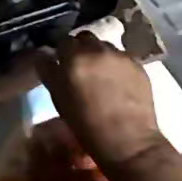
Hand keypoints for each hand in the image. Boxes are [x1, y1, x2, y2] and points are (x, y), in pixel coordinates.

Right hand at [36, 29, 165, 172]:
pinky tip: (117, 82)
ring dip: (99, 55)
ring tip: (101, 74)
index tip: (61, 62)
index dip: (61, 51)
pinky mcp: (138, 65)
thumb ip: (48, 71)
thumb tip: (43, 55)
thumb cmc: (86, 124)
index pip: (62, 40)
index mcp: (74, 57)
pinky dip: (116, 64)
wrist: (129, 142)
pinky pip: (121, 57)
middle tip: (80, 66)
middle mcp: (97, 50)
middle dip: (81, 48)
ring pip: (104, 46)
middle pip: (84, 37)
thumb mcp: (58, 98)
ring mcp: (120, 56)